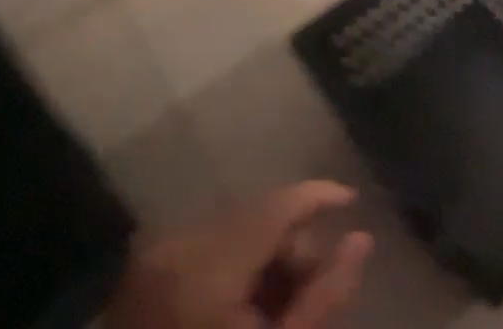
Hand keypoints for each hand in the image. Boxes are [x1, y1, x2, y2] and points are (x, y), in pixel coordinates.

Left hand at [105, 181, 373, 328]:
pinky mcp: (141, 271)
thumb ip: (324, 295)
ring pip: (233, 232)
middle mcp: (176, 244)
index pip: (276, 206)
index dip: (318, 196)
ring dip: (264, 259)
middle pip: (256, 220)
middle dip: (291, 249)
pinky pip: (204, 248)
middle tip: (311, 291)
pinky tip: (245, 305)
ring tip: (276, 306)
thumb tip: (361, 240)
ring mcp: (152, 256)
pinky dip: (233, 268)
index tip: (353, 199)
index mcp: (207, 264)